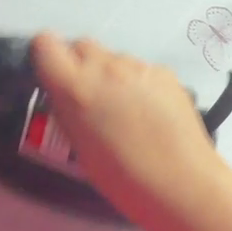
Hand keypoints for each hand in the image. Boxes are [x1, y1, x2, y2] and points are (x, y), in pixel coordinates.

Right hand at [31, 32, 229, 230]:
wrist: (186, 187)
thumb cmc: (125, 180)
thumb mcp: (79, 149)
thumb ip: (66, 111)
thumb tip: (62, 94)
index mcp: (77, 87)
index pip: (45, 43)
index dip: (46, 57)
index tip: (53, 76)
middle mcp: (105, 67)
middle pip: (81, 46)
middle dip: (79, 66)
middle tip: (90, 98)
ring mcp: (138, 67)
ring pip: (112, 58)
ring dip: (110, 76)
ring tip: (125, 111)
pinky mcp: (164, 72)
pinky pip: (140, 69)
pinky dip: (138, 84)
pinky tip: (150, 113)